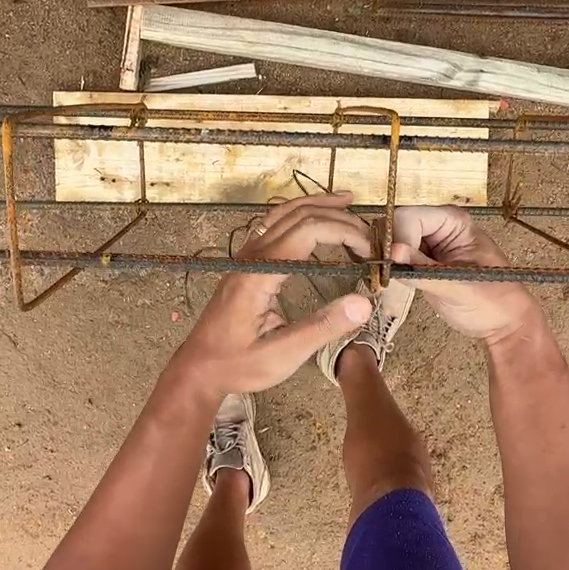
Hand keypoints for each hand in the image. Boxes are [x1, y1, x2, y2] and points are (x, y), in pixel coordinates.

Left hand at [167, 193, 375, 394]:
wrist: (199, 367)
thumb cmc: (238, 364)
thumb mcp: (283, 355)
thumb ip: (323, 327)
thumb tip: (364, 303)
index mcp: (260, 273)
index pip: (307, 231)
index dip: (343, 232)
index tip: (368, 251)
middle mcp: (252, 256)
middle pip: (299, 215)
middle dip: (338, 218)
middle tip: (369, 237)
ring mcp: (247, 255)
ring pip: (284, 212)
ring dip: (318, 205)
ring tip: (348, 202)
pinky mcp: (247, 262)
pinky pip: (274, 223)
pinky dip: (300, 213)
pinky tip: (314, 216)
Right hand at [392, 206, 540, 343]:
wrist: (503, 323)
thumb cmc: (493, 301)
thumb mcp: (459, 286)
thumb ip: (424, 269)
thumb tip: (392, 252)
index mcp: (453, 221)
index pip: (410, 217)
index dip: (398, 238)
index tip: (396, 265)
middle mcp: (437, 226)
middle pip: (396, 224)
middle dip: (388, 246)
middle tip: (387, 273)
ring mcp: (427, 243)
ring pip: (391, 239)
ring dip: (385, 257)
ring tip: (388, 277)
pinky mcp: (419, 261)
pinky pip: (395, 256)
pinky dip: (388, 267)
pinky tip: (390, 279)